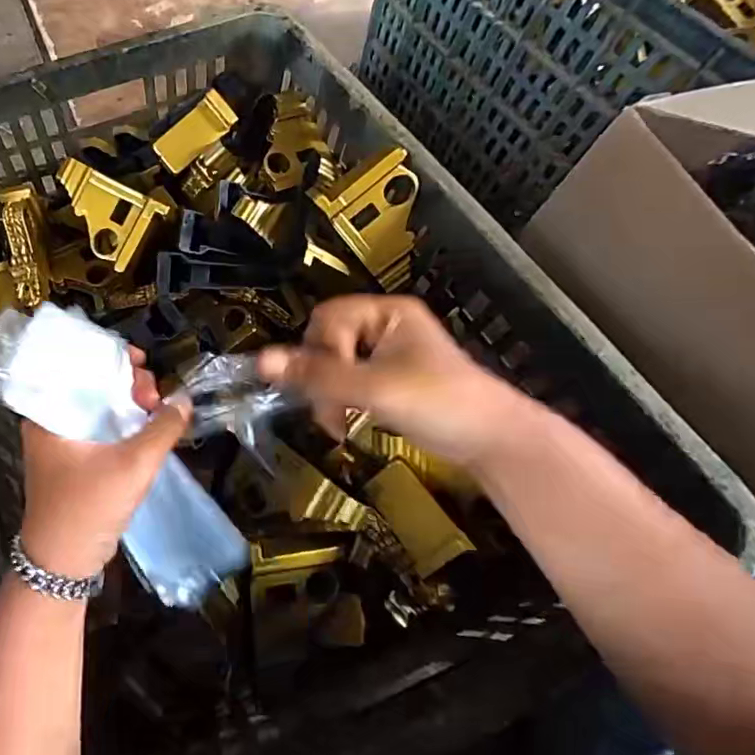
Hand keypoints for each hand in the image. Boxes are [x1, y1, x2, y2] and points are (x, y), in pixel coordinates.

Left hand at [18, 346, 191, 578]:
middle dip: (124, 380)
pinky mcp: (71, 459)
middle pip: (89, 381)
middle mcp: (47, 419)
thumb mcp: (133, 466)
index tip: (141, 362)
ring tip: (154, 408)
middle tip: (152, 396)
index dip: (110, 355)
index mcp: (47, 411)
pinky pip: (97, 425)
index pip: (75, 362)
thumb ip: (162, 429)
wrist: (62, 565)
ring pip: (96, 404)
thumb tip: (184, 400)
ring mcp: (58, 440)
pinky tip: (144, 424)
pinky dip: (120, 421)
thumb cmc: (88, 508)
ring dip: (126, 402)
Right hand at [256, 294, 545, 468]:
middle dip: (322, 379)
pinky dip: (340, 403)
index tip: (332, 386)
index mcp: (386, 313)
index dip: (322, 353)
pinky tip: (345, 423)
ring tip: (338, 424)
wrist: (493, 441)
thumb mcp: (373, 389)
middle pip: (325, 343)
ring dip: (328, 396)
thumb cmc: (440, 403)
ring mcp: (385, 354)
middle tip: (331, 412)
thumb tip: (260, 361)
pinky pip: (345, 383)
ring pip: (331, 366)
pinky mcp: (386, 380)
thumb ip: (317, 376)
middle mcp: (383, 326)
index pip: (328, 320)